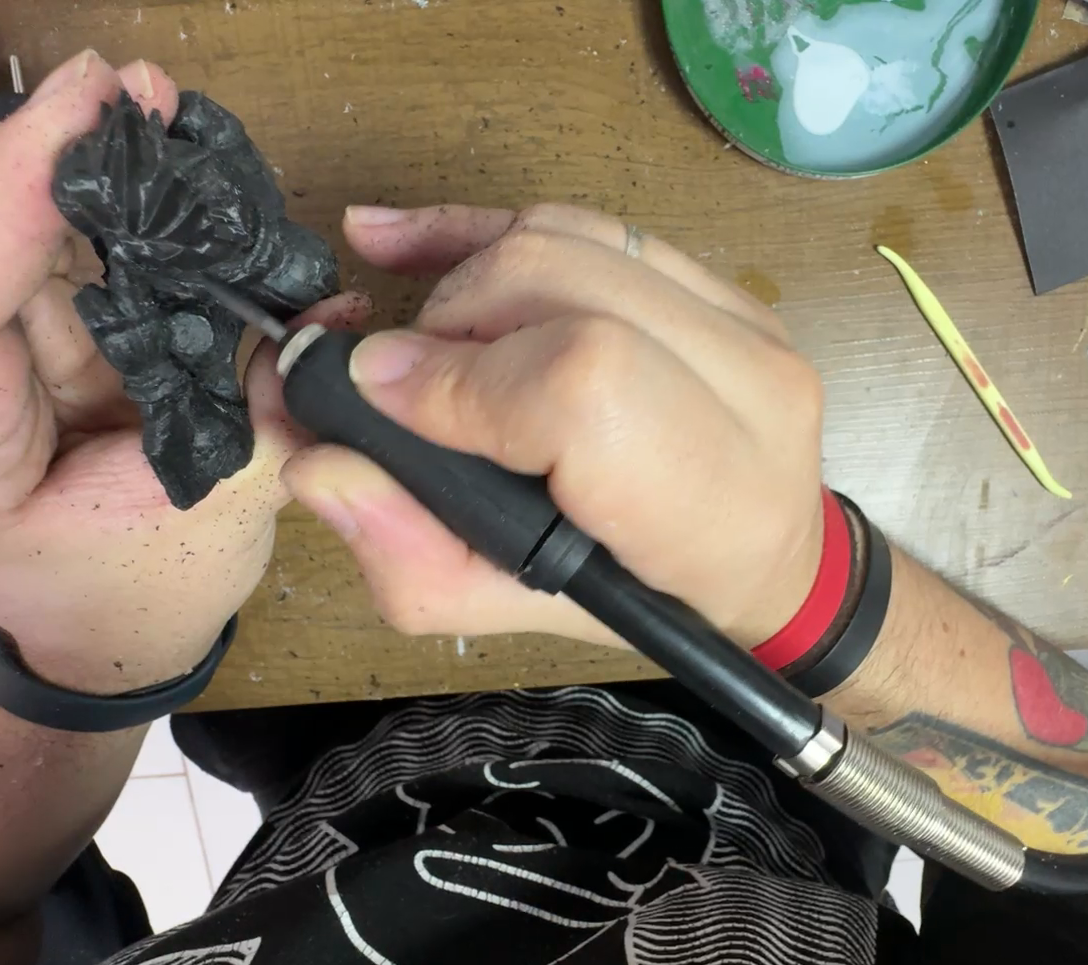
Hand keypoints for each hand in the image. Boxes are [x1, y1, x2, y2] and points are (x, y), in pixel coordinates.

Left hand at [0, 51, 366, 692]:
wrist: (96, 631)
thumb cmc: (154, 590)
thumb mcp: (229, 502)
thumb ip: (266, 395)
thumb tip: (331, 304)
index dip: (6, 183)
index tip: (105, 98)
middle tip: (112, 132)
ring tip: (119, 161)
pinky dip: (21, 200)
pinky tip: (104, 206)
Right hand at [285, 203, 825, 647]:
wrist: (766, 559)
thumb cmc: (660, 600)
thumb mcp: (534, 616)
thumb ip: (424, 561)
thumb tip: (321, 465)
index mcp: (709, 496)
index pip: (579, 384)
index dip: (462, 380)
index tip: (379, 395)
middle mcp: (747, 390)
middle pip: (564, 284)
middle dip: (449, 323)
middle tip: (397, 380)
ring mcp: (747, 323)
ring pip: (571, 238)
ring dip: (466, 274)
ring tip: (419, 332)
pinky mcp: (724, 289)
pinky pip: (598, 225)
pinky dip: (496, 227)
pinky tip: (416, 241)